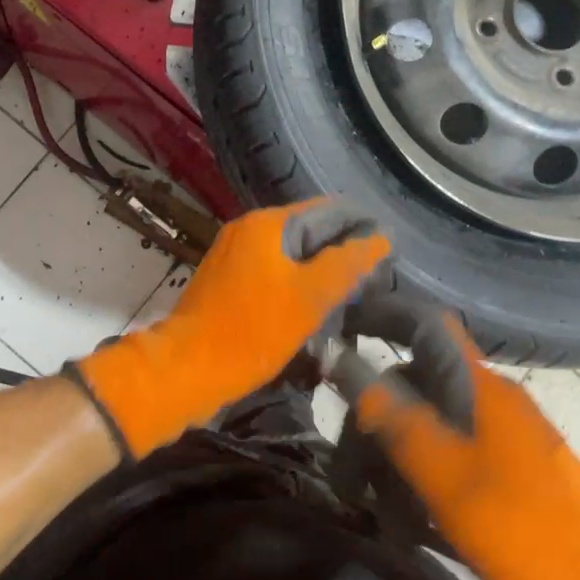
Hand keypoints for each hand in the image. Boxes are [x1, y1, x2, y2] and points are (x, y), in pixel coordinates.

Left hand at [69, 198, 390, 457]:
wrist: (187, 369)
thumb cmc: (252, 331)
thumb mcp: (309, 297)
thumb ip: (346, 264)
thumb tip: (380, 237)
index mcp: (265, 224)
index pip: (327, 210)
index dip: (361, 226)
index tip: (392, 247)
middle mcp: (246, 231)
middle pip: (306, 230)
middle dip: (341, 249)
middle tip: (379, 274)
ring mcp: (232, 257)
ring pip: (288, 254)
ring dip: (319, 269)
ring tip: (354, 292)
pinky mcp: (226, 284)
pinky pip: (271, 274)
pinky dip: (295, 284)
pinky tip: (316, 308)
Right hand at [344, 301, 579, 579]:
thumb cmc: (526, 528)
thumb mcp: (445, 474)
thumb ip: (391, 415)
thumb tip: (339, 356)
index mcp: (478, 384)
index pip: (424, 323)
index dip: (380, 314)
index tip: (337, 328)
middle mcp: (491, 397)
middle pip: (416, 384)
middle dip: (372, 423)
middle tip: (348, 478)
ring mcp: (505, 432)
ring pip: (431, 424)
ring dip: (394, 461)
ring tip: (381, 513)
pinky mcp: (514, 466)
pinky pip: (453, 452)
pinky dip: (423, 478)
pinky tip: (413, 522)